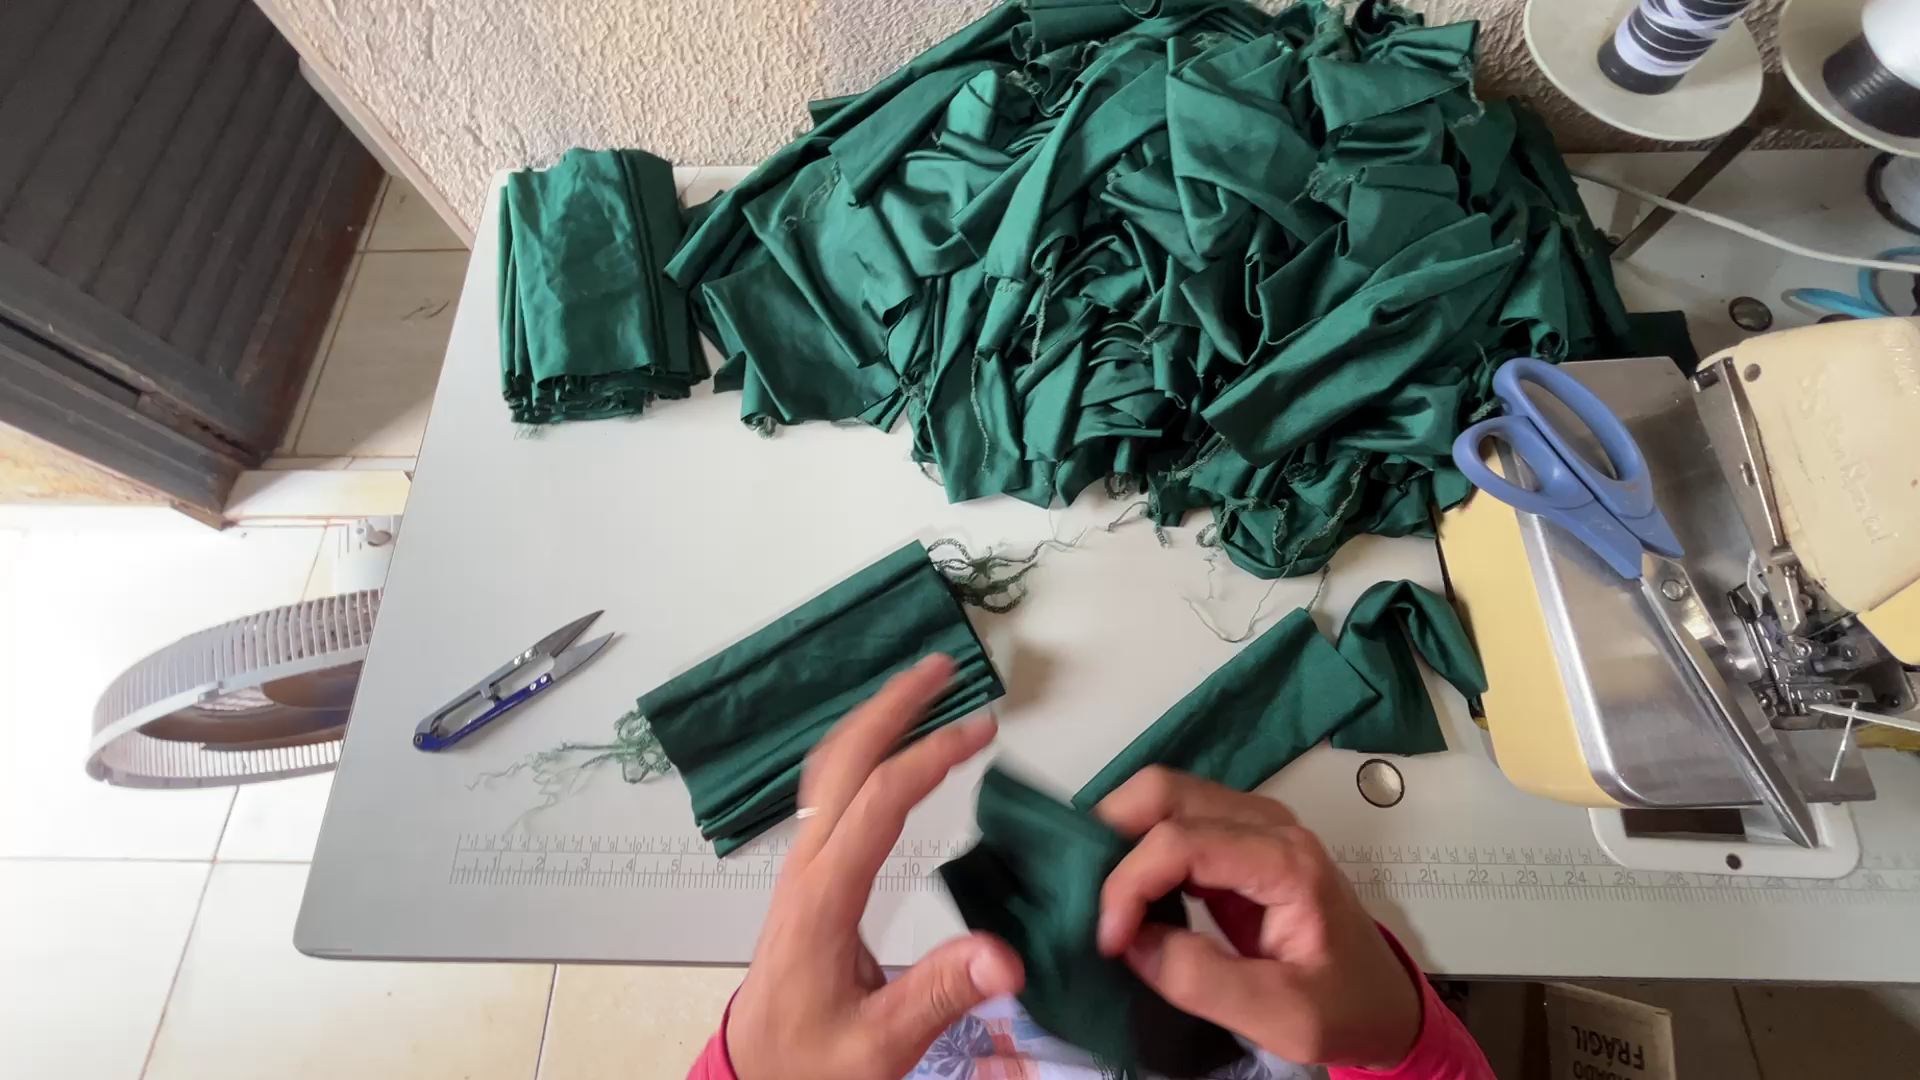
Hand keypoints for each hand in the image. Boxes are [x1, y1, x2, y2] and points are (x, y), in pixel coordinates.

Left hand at [727, 655, 1024, 1079]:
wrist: (754, 1068)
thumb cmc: (811, 1058)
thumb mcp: (877, 1047)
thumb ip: (938, 996)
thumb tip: (1008, 957)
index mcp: (826, 893)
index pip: (880, 801)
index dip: (932, 756)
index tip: (983, 730)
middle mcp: (809, 858)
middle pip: (845, 757)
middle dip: (894, 705)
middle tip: (942, 667)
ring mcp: (804, 854)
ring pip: (832, 761)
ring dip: (875, 714)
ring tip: (920, 684)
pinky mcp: (809, 860)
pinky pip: (829, 780)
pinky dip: (860, 741)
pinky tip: (884, 736)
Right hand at [1092, 767, 1420, 1070]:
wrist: (1382, 995)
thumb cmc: (1343, 1007)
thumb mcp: (1286, 1020)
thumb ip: (1203, 982)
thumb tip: (1131, 940)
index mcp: (1284, 860)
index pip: (1182, 842)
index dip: (1130, 882)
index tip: (1109, 939)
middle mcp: (1263, 819)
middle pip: (1164, 790)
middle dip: (1111, 833)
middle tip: (1086, 892)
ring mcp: (1247, 815)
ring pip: (1160, 791)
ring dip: (1119, 830)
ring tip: (1099, 886)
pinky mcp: (1232, 827)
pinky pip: (1170, 811)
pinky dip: (1136, 835)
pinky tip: (1125, 878)